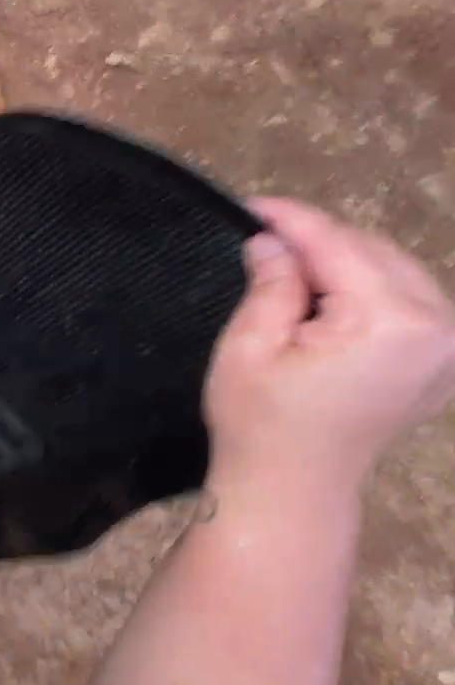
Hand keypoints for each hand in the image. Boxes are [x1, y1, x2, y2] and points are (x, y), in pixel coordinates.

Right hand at [205, 198, 454, 491]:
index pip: (340, 248)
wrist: (291, 480)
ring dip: (345, 262)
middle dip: (320, 239)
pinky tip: (327, 296)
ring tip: (289, 263)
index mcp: (389, 321)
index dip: (294, 221)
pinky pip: (411, 303)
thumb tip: (272, 243)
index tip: (251, 204)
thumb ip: (272, 287)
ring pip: (398, 274)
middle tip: (262, 235)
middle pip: (378, 254)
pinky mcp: (444, 362)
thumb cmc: (257, 416)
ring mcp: (451, 347)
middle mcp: (440, 326)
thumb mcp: (248, 346)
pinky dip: (368, 288)